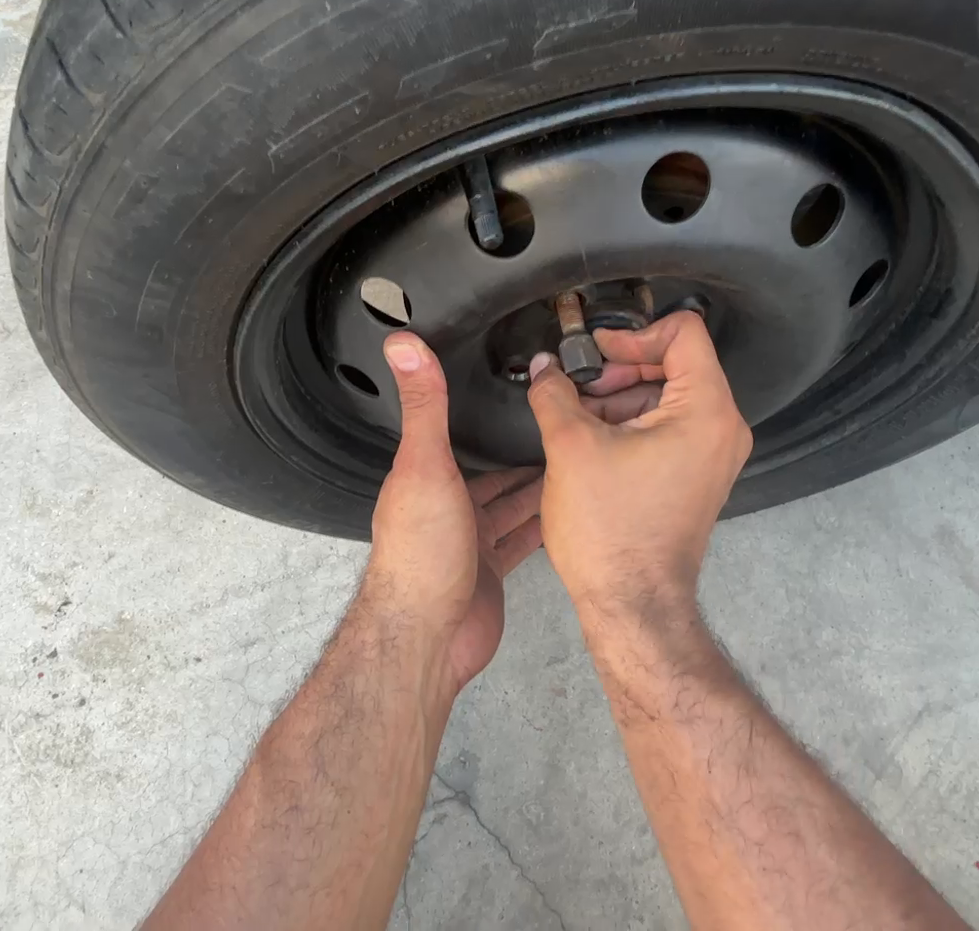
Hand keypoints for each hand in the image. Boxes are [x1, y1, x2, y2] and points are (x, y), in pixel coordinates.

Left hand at [361, 332, 544, 697]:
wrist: (427, 635)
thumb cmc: (420, 551)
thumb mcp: (424, 465)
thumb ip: (423, 405)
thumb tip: (401, 343)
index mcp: (427, 475)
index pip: (460, 435)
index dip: (488, 416)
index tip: (522, 392)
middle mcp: (447, 504)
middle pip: (492, 471)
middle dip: (522, 451)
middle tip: (564, 427)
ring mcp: (471, 540)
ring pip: (511, 503)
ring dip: (538, 485)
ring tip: (576, 461)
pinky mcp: (492, 569)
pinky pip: (522, 538)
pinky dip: (543, 523)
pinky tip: (568, 510)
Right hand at [524, 312, 749, 625]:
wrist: (632, 603)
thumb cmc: (610, 529)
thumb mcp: (570, 447)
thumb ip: (554, 392)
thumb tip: (544, 366)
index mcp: (706, 411)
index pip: (683, 332)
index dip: (632, 334)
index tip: (594, 354)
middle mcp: (722, 428)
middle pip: (674, 363)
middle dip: (620, 369)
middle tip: (577, 387)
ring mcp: (712, 454)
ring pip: (666, 396)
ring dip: (619, 397)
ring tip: (575, 419)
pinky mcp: (696, 475)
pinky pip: (667, 427)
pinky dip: (630, 423)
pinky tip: (591, 442)